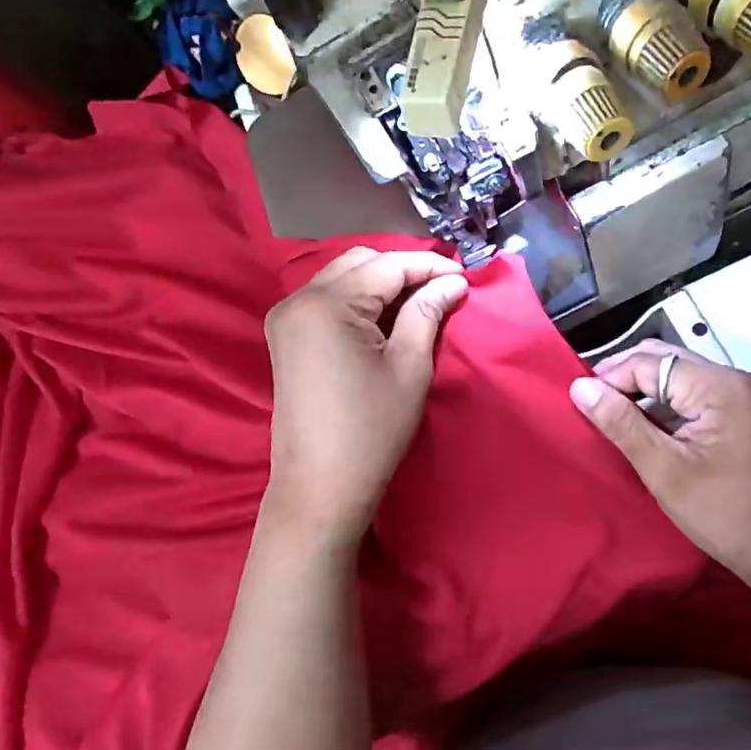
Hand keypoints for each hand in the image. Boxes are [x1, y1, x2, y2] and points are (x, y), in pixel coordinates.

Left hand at [264, 247, 469, 546]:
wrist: (319, 487)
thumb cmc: (372, 430)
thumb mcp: (410, 367)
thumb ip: (428, 312)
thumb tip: (452, 282)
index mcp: (327, 304)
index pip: (387, 266)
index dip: (429, 266)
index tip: (465, 277)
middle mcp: (298, 299)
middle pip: (360, 262)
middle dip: (404, 269)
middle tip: (443, 289)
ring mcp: (286, 317)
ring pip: (342, 276)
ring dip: (381, 282)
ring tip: (420, 302)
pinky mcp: (285, 336)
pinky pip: (327, 298)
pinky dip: (358, 299)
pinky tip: (386, 317)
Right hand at [570, 342, 750, 595]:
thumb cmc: (723, 514)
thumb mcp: (664, 470)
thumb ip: (621, 423)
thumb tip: (579, 387)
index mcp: (720, 386)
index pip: (650, 362)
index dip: (610, 378)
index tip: (579, 402)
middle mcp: (732, 379)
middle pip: (664, 360)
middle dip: (623, 378)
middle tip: (589, 404)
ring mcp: (737, 395)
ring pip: (674, 375)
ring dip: (640, 391)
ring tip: (608, 415)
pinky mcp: (736, 412)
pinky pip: (688, 394)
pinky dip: (660, 404)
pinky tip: (638, 425)